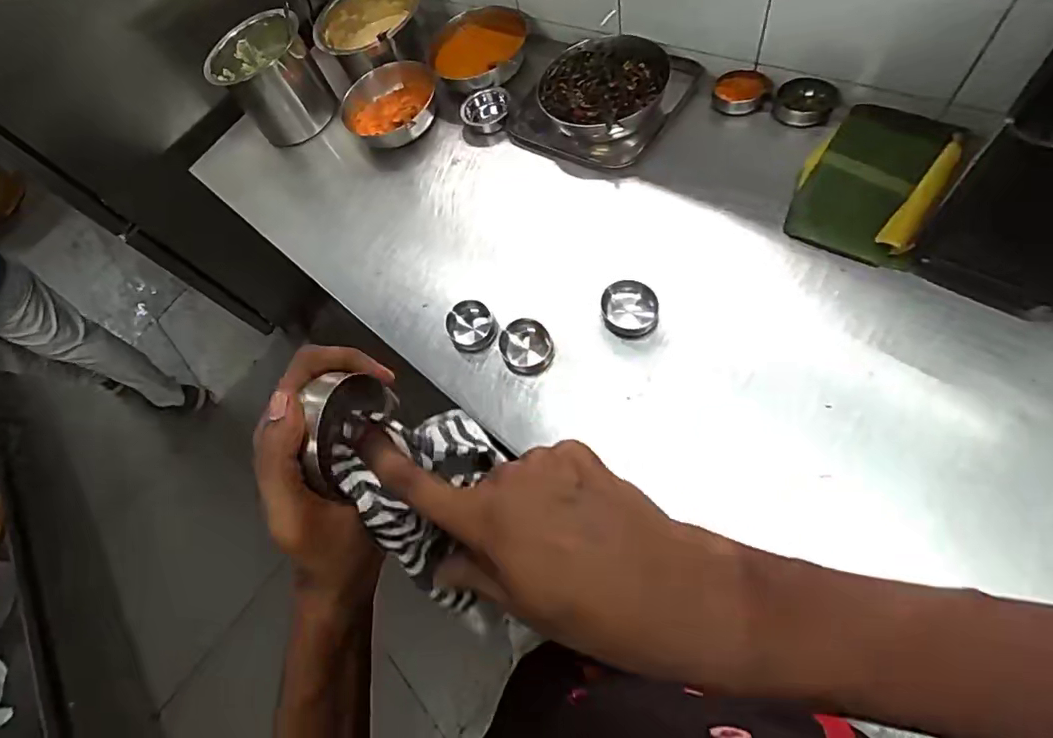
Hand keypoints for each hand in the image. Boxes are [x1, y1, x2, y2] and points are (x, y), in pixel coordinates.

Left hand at [253, 345, 395, 609]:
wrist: (340, 584)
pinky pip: (342, 406)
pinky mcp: (329, 444)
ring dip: (358, 379)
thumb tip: (285, 399)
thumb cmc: (318, 553)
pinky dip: (362, 399)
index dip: (335, 361)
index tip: (377, 375)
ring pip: (329, 384)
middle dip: (350, 364)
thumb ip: (277, 459)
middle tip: (388, 383)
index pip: (298, 373)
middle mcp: (289, 426)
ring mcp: (309, 433)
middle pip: (315, 371)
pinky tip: (384, 412)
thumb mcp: (290, 513)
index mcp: (275, 435)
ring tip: (388, 395)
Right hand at [357, 432, 756, 686]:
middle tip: (527, 549)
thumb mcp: (528, 609)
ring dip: (529, 500)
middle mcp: (506, 479)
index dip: (386, 461)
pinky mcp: (576, 451)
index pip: (420, 485)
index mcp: (485, 519)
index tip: (365, 438)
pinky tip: (588, 515)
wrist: (686, 595)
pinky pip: (550, 465)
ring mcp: (543, 460)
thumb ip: (476, 577)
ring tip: (569, 537)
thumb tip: (443, 565)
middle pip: (479, 487)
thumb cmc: (598, 615)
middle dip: (491, 511)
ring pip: (517, 477)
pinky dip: (558, 485)